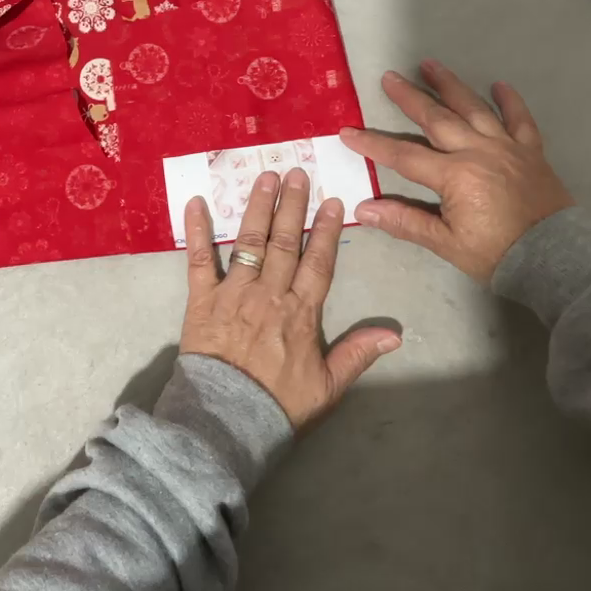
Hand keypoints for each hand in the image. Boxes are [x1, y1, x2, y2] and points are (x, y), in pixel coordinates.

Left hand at [181, 169, 401, 428]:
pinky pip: (198, 259)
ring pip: (249, 241)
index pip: (318, 262)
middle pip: (284, 241)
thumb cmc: (278, 404)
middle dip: (292, 205)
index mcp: (301, 311)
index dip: (326, 230)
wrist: (227, 418)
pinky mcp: (202, 298)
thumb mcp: (328, 386)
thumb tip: (395, 334)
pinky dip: (196, 230)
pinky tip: (195, 202)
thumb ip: (357, 354)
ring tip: (265, 177)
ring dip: (258, 207)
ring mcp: (234, 292)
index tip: (332, 201)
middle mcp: (269, 292)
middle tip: (296, 172)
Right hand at [339, 61, 572, 284]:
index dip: (373, 143)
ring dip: (450, 85)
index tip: (347, 132)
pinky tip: (499, 85)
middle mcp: (478, 152)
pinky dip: (510, 101)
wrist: (556, 260)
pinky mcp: (531, 152)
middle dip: (410, 97)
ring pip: (474, 108)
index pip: (403, 155)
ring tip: (430, 64)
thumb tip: (363, 209)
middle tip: (390, 77)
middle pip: (437, 118)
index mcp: (455, 175)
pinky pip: (520, 120)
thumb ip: (405, 221)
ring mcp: (507, 148)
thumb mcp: (446, 243)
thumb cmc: (497, 253)